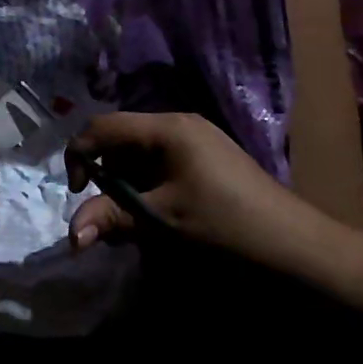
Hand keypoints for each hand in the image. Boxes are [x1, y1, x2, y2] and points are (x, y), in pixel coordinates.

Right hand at [64, 112, 298, 257]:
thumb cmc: (223, 222)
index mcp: (166, 128)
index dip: (80, 154)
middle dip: (105, 175)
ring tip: (133, 221)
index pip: (103, 126)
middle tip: (109, 214)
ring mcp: (195, 136)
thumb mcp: (161, 219)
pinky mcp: (206, 153)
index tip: (77, 191)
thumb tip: (70, 238)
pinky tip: (156, 214)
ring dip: (126, 184)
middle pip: (121, 138)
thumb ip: (111, 218)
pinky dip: (148, 184)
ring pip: (139, 152)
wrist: (292, 241)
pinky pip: (161, 160)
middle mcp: (178, 122)